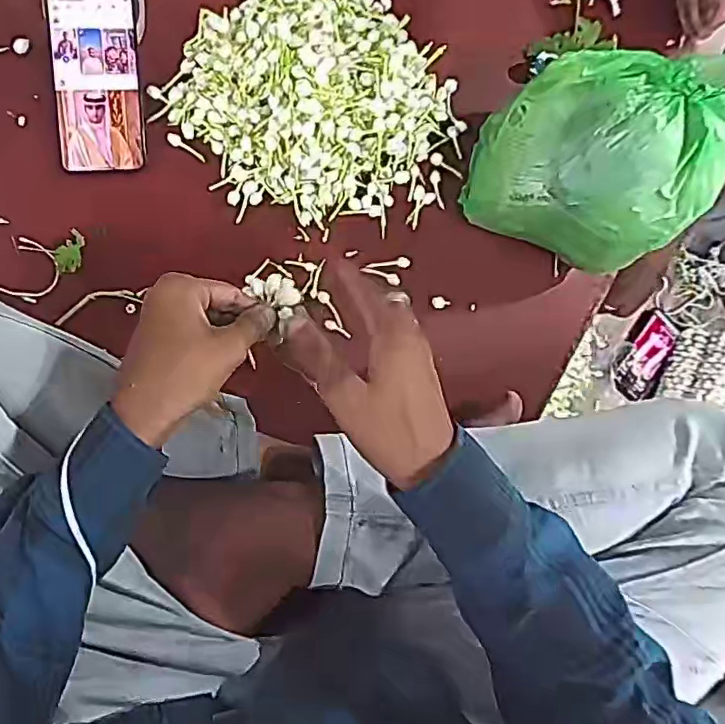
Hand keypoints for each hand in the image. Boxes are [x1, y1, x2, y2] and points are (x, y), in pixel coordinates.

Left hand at [112, 274, 275, 447]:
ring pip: (205, 318)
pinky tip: (218, 360)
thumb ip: (253, 325)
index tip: (271, 324)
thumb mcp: (229, 348)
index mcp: (179, 287)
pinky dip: (207, 342)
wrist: (144, 413)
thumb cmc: (181, 377)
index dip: (254, 310)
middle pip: (217, 303)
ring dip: (224, 335)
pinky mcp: (155, 335)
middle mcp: (164, 293)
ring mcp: (156, 314)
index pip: (231, 291)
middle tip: (257, 342)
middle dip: (237, 323)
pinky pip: (190, 330)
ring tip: (239, 354)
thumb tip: (267, 313)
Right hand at [274, 268, 454, 489]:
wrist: (432, 463)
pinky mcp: (419, 366)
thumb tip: (292, 321)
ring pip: (391, 313)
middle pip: (381, 299)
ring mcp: (417, 351)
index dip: (343, 276)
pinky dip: (377, 320)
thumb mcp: (344, 395)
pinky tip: (364, 332)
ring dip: (368, 302)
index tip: (325, 260)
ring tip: (344, 298)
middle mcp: (408, 336)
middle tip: (332, 277)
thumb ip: (318, 356)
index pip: (363, 294)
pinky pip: (396, 328)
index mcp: (391, 336)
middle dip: (356, 285)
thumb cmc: (387, 431)